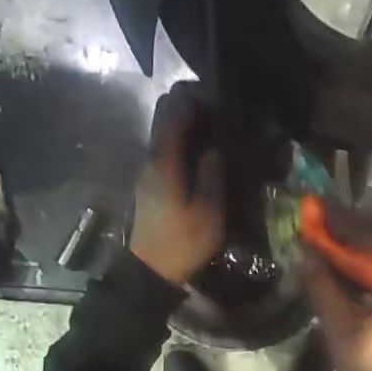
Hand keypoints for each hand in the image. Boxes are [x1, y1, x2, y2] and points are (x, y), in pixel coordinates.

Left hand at [130, 87, 224, 285]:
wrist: (149, 272)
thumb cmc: (181, 241)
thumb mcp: (208, 210)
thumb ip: (212, 172)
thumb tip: (215, 145)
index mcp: (164, 159)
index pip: (175, 110)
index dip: (198, 97)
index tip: (222, 99)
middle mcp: (151, 158)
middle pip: (167, 117)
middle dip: (193, 109)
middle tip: (223, 116)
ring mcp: (148, 172)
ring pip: (167, 135)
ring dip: (190, 129)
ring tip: (218, 134)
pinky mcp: (151, 185)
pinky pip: (167, 153)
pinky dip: (184, 146)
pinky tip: (204, 158)